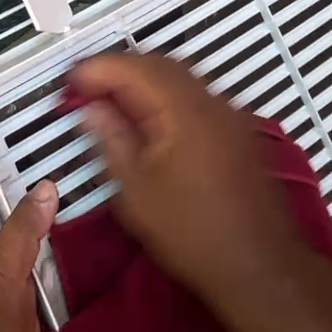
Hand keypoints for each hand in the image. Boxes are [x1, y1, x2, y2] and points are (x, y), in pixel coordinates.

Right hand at [68, 53, 302, 300]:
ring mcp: (229, 112)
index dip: (96, 70)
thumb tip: (91, 109)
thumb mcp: (136, 191)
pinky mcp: (237, 129)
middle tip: (86, 88)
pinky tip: (149, 117)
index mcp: (182, 109)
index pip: (132, 68)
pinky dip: (166, 93)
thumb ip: (111, 140)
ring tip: (112, 100)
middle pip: (158, 63)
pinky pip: (195, 93)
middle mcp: (210, 100)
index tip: (69, 83)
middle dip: (118, 69)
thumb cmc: (192, 233)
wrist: (261, 269)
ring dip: (143, 78)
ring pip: (179, 75)